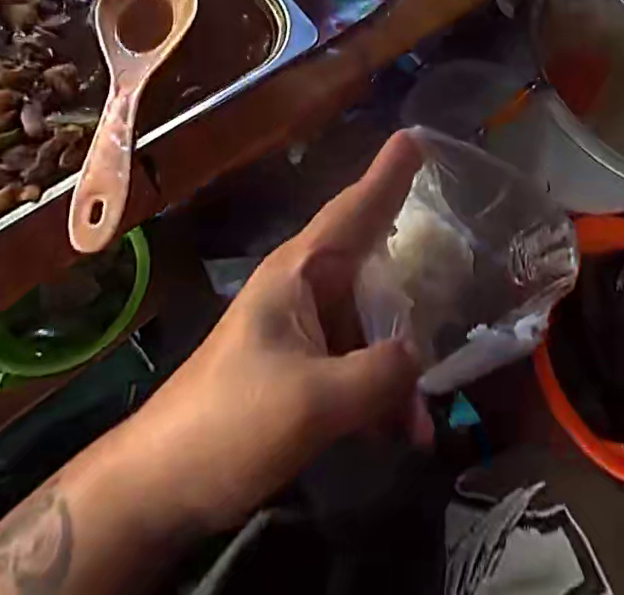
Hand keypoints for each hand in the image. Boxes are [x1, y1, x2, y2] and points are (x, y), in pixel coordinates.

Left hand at [120, 132, 427, 532]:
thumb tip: (419, 355)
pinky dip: (385, 394)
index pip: (354, 210)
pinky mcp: (306, 370)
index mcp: (299, 273)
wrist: (160, 488)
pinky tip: (405, 434)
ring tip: (423, 422)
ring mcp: (306, 331)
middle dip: (418, 282)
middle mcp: (306, 290)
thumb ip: (380, 374)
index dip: (388, 174)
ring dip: (402, 367)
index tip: (418, 136)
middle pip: (376, 268)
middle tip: (464, 274)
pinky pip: (361, 365)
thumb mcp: (312, 401)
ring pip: (374, 327)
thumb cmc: (228, 424)